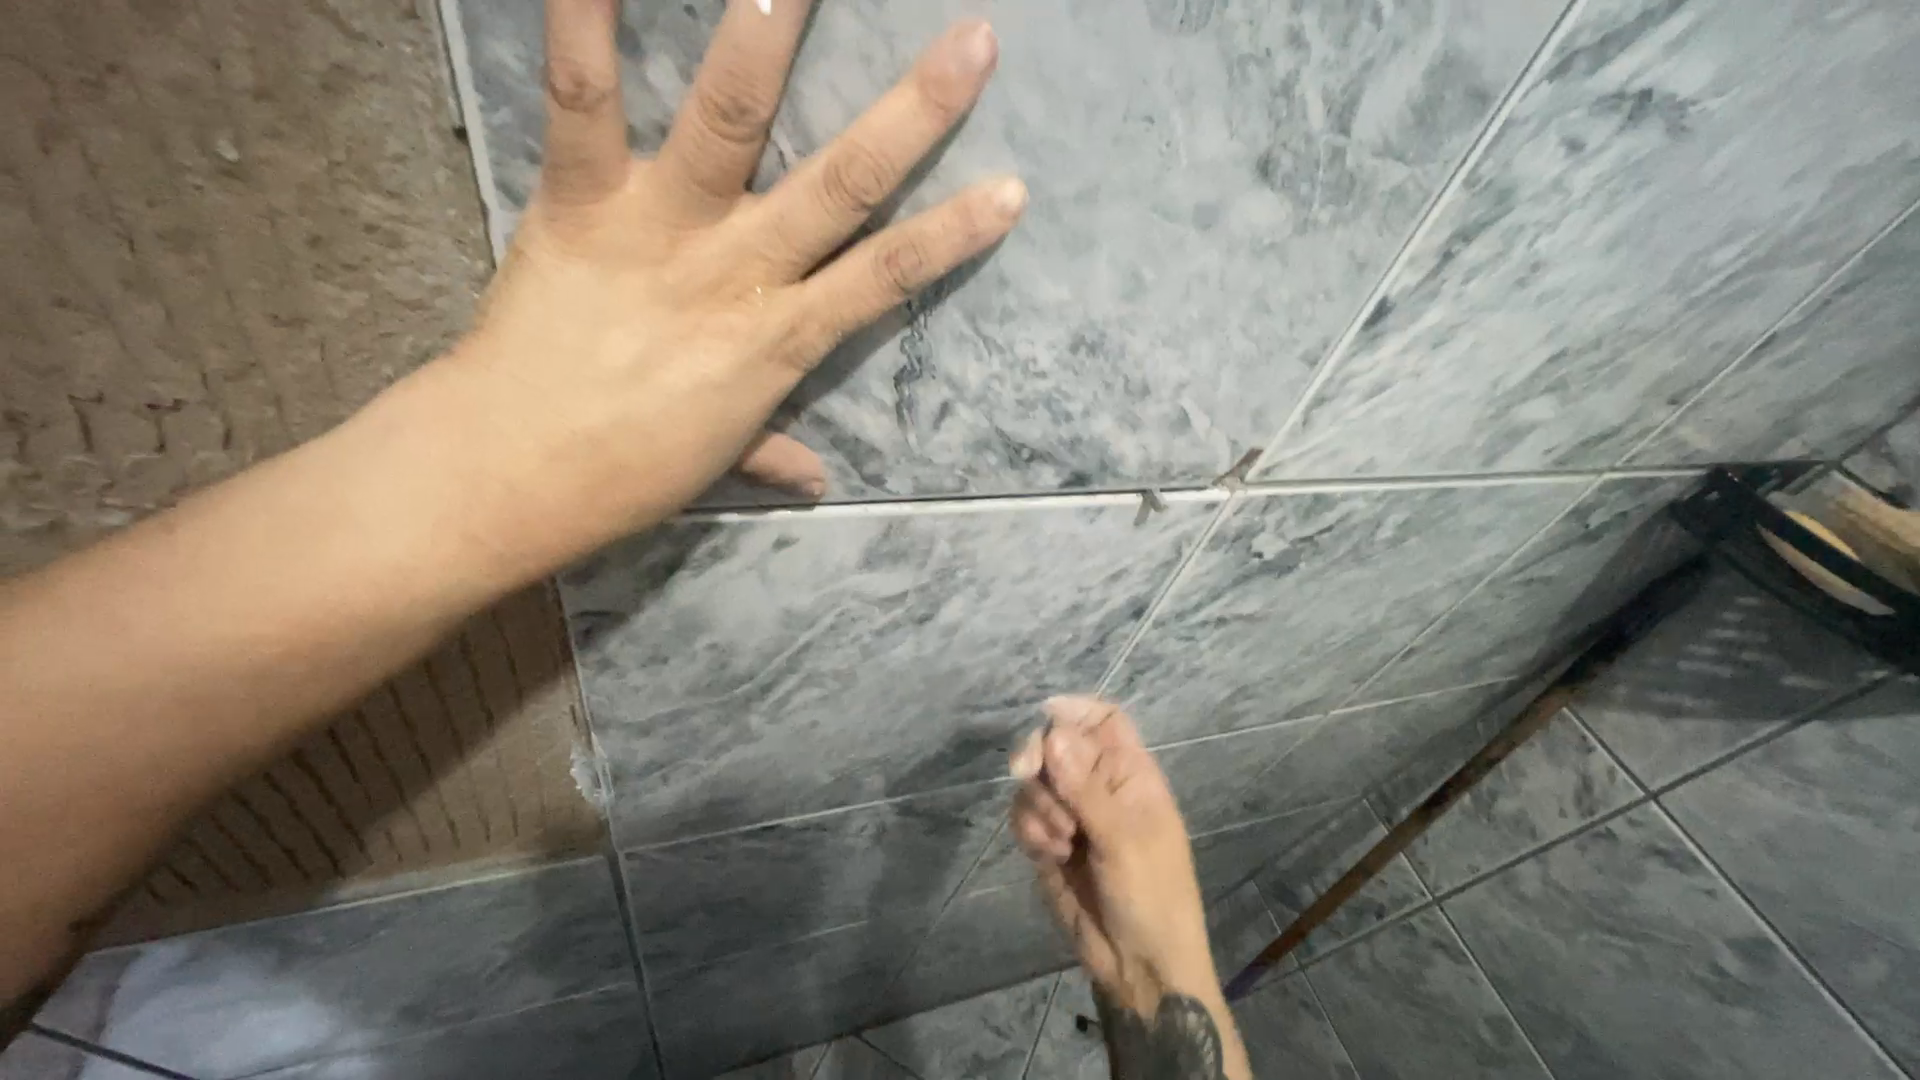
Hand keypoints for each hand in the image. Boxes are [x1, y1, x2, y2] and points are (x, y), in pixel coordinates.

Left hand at [426, 0, 1024, 562]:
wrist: (513, 473)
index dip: (954, 235)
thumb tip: (818, 482)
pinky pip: (584, 102)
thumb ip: (772, 454)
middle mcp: (738, 273)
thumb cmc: (629, 472)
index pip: (888, 278)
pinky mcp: (580, 204)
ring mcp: (663, 231)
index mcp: (780, 340)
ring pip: (732, 122)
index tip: (1012, 188)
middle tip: (974, 38)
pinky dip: (588, 24)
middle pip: (844, 183)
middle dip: (914, 112)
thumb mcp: (717, 461)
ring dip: (771, 34)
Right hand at [1010, 698, 1220, 1014]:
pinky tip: (1047, 856)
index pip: (1104, 720)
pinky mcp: (1049, 842)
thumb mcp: (1124, 839)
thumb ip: (1084, 787)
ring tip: (1061, 842)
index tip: (1044, 715)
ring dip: (1038, 805)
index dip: (1076, 709)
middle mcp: (1099, 786)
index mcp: (1132, 774)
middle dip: (1039, 758)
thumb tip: (1052, 733)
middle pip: (1057, 744)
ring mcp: (1072, 814)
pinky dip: (1029, 830)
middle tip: (1025, 773)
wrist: (1140, 967)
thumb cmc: (1152, 896)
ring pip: (1035, 782)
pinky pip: (1024, 816)